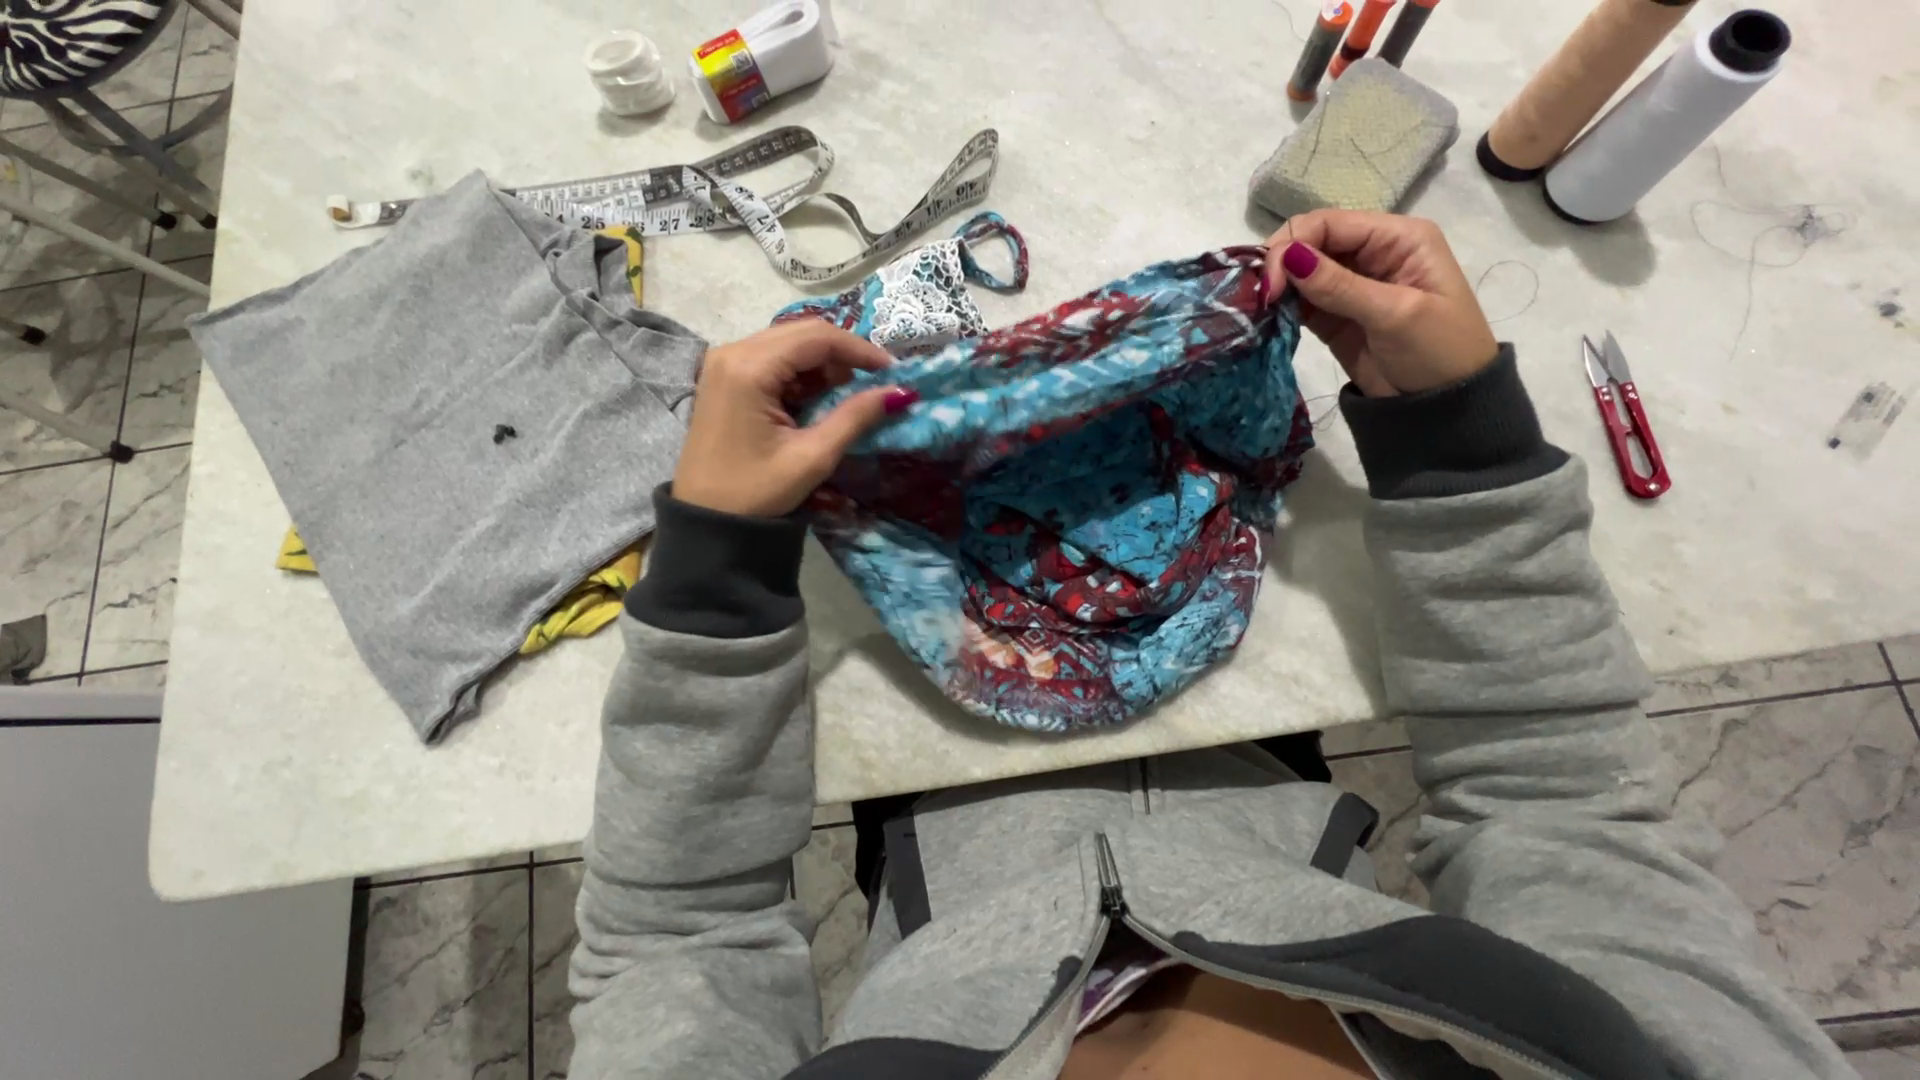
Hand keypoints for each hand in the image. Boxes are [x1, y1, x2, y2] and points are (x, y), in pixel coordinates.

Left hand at [673, 321, 917, 517]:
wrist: (704, 520)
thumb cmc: (755, 492)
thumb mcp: (812, 457)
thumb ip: (855, 417)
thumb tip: (900, 393)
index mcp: (749, 367)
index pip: (817, 336)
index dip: (860, 350)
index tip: (893, 372)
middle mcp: (733, 351)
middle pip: (802, 333)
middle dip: (844, 355)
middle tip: (876, 383)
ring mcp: (725, 362)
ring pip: (789, 344)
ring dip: (823, 365)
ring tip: (848, 397)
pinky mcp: (725, 376)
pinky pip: (773, 359)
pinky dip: (802, 374)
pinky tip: (817, 400)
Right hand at [1263, 210, 1497, 396]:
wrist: (1443, 405)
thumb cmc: (1437, 352)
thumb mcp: (1394, 314)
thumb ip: (1339, 285)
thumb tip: (1287, 256)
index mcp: (1397, 238)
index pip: (1331, 223)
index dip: (1293, 243)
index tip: (1270, 283)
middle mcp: (1371, 252)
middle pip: (1311, 241)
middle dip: (1280, 262)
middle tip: (1260, 298)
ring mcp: (1350, 284)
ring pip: (1300, 270)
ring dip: (1277, 284)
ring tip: (1256, 307)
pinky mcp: (1332, 315)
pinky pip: (1299, 300)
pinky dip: (1280, 306)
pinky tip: (1265, 317)